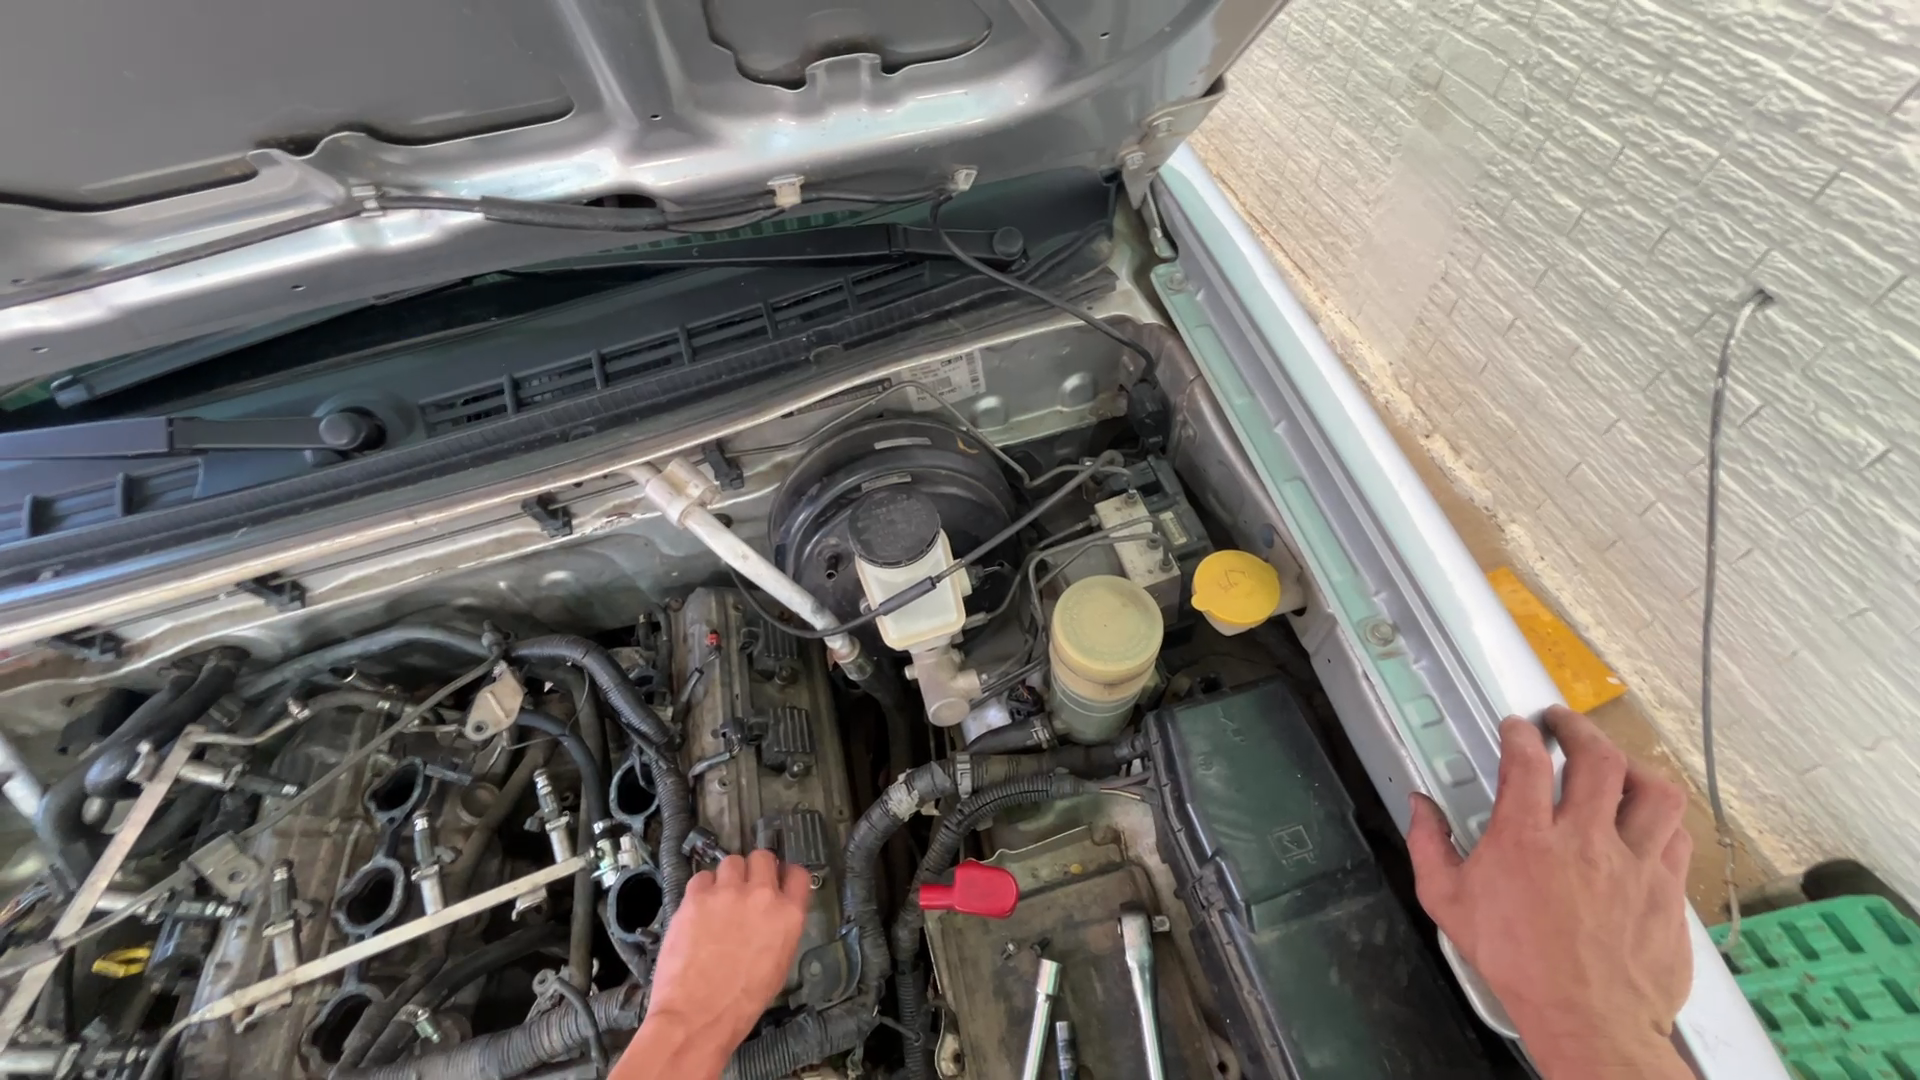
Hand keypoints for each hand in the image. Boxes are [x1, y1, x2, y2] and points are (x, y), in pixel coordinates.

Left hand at [613, 851, 811, 1079]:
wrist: (695, 1017)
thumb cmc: (742, 1002)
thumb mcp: (779, 964)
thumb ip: (781, 928)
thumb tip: (773, 912)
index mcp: (788, 914)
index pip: (798, 873)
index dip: (786, 875)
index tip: (777, 881)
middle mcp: (762, 895)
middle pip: (763, 857)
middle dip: (755, 869)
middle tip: (745, 887)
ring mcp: (728, 892)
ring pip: (732, 861)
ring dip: (728, 877)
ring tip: (719, 898)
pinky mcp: (696, 897)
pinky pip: (702, 877)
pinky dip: (702, 889)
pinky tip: (698, 908)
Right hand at [1407, 706, 1694, 1079]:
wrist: (1586, 1018)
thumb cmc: (1511, 957)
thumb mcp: (1445, 899)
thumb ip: (1427, 844)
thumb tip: (1418, 805)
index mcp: (1525, 838)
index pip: (1526, 760)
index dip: (1519, 732)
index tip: (1515, 726)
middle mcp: (1584, 840)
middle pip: (1598, 759)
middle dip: (1577, 729)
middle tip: (1561, 723)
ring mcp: (1634, 864)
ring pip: (1653, 791)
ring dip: (1630, 766)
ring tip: (1613, 762)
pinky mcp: (1667, 890)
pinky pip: (1676, 835)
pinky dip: (1658, 815)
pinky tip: (1642, 817)